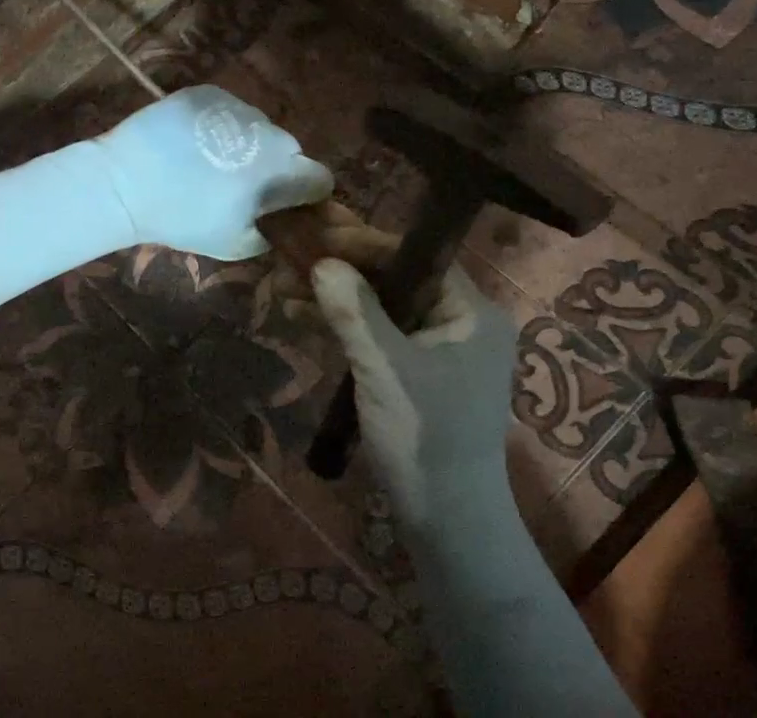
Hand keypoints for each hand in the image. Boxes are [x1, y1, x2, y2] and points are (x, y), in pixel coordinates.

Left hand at [91, 85, 333, 260]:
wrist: (125, 182)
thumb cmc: (182, 218)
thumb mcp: (235, 245)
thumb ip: (270, 232)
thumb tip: (280, 220)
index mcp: (282, 172)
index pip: (319, 179)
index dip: (304, 194)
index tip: (282, 203)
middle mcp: (269, 133)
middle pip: (288, 150)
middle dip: (271, 167)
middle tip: (237, 185)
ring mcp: (237, 107)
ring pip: (256, 127)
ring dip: (243, 142)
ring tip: (208, 161)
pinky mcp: (207, 92)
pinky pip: (226, 109)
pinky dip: (216, 124)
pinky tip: (191, 142)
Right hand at [311, 256, 515, 525]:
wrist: (446, 517)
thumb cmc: (425, 435)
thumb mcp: (385, 368)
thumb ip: (354, 311)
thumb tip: (321, 262)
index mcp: (471, 314)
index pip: (416, 257)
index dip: (365, 244)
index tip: (317, 239)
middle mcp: (460, 324)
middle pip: (395, 279)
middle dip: (342, 270)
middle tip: (292, 260)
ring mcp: (438, 351)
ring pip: (381, 307)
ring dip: (335, 297)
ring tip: (285, 288)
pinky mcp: (416, 376)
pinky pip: (377, 335)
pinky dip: (343, 324)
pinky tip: (303, 316)